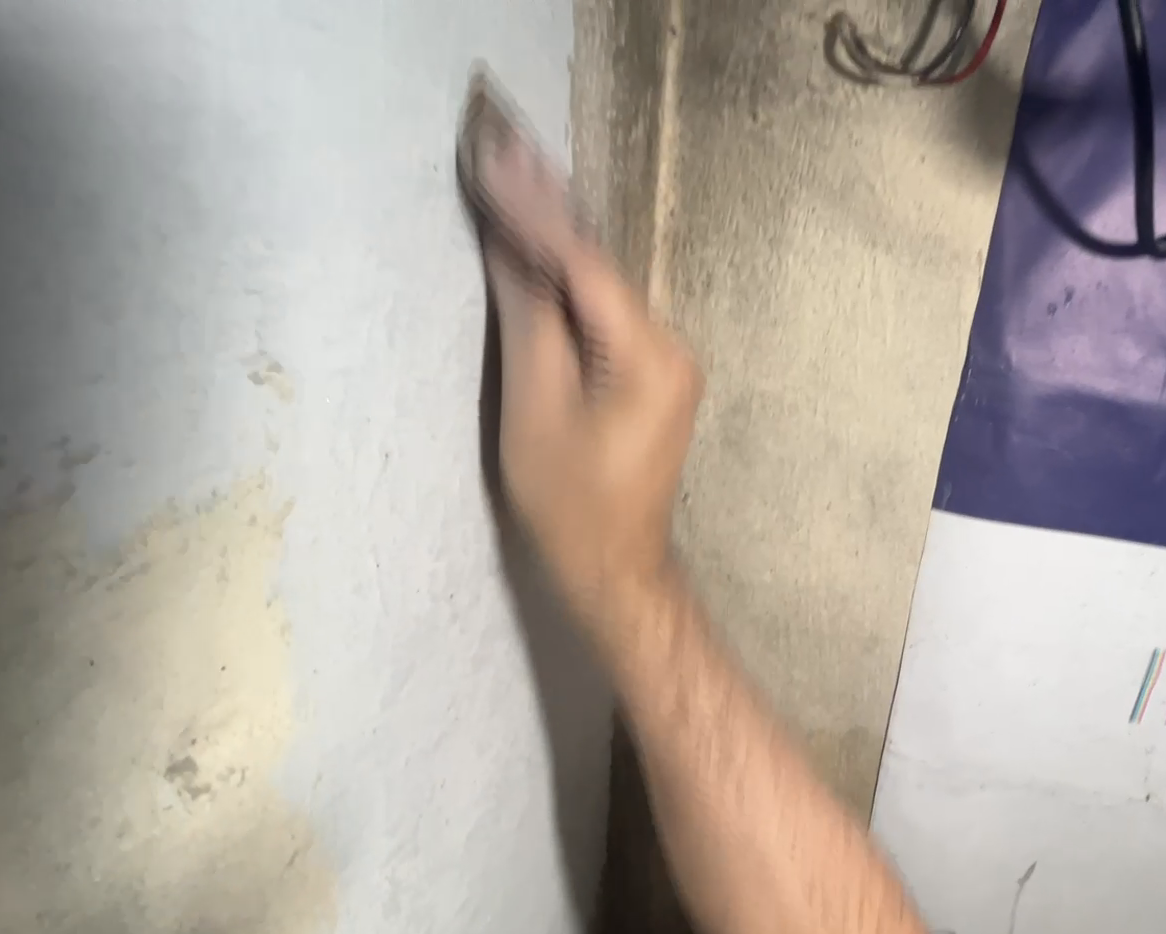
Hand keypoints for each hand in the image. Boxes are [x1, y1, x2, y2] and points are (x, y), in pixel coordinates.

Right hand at [471, 118, 701, 632]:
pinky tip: (540, 243)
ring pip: (605, 290)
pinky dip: (573, 285)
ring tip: (510, 171)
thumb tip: (511, 240)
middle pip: (601, 271)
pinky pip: (610, 317)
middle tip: (498, 141)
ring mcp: (673, 364)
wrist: (616, 561)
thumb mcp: (535, 405)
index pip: (586, 266)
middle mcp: (676, 351)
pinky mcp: (658, 377)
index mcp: (652, 358)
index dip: (535, 212)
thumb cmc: (569, 501)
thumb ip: (530, 316)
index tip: (490, 153)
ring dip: (557, 242)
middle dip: (547, 213)